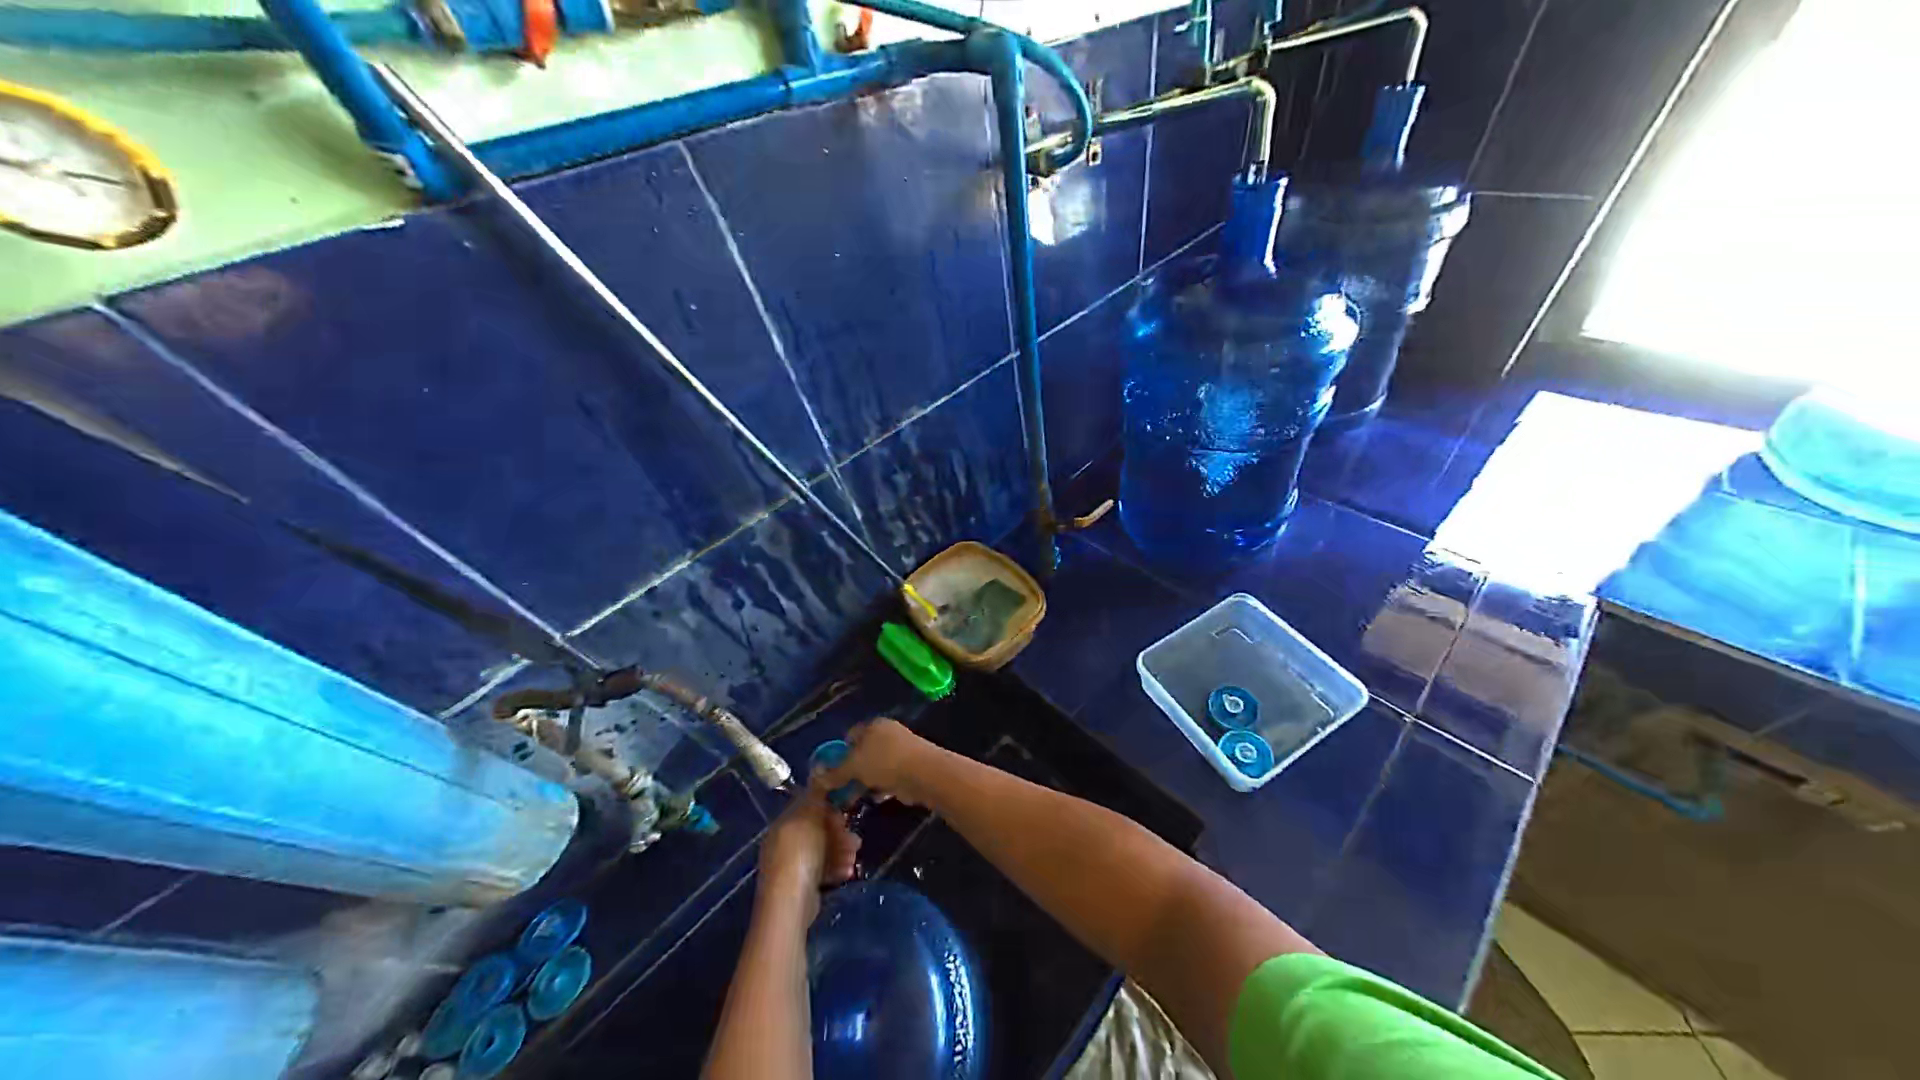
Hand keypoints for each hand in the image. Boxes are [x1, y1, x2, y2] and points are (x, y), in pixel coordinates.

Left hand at [758, 784, 859, 915]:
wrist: (790, 901)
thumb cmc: (800, 852)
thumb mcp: (809, 816)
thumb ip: (815, 795)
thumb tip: (818, 771)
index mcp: (784, 823)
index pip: (807, 806)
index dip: (828, 805)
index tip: (846, 809)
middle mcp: (786, 842)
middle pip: (818, 829)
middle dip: (839, 832)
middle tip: (854, 839)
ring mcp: (793, 865)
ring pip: (824, 850)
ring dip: (841, 850)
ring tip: (853, 857)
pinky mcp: (803, 885)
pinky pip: (823, 869)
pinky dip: (836, 868)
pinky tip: (846, 872)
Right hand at [815, 718, 939, 806]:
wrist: (925, 774)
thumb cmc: (885, 763)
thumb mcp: (854, 767)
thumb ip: (835, 772)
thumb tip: (816, 776)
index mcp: (873, 725)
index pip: (849, 736)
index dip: (838, 754)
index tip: (830, 774)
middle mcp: (888, 733)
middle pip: (863, 752)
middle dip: (852, 772)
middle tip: (840, 791)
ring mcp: (902, 749)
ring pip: (877, 767)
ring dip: (866, 782)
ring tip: (855, 800)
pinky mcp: (912, 767)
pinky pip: (890, 777)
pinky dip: (882, 787)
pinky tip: (876, 799)